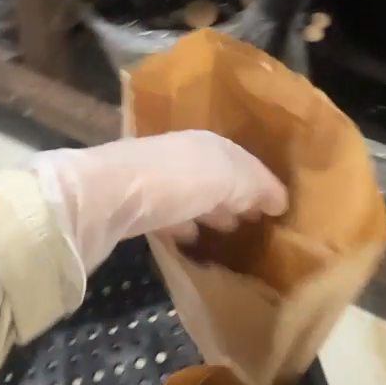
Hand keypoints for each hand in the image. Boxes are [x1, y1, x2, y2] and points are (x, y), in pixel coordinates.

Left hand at [32, 131, 288, 274]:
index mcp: (209, 143)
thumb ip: (257, 186)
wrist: (106, 197)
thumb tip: (280, 200)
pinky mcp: (134, 209)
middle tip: (253, 221)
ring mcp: (156, 181)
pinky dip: (183, 225)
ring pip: (193, 195)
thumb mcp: (230, 177)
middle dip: (235, 194)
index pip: (243, 160)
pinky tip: (189, 241)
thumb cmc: (177, 180)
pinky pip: (169, 215)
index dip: (260, 181)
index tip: (276, 208)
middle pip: (217, 175)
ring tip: (226, 234)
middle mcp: (183, 154)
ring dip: (209, 211)